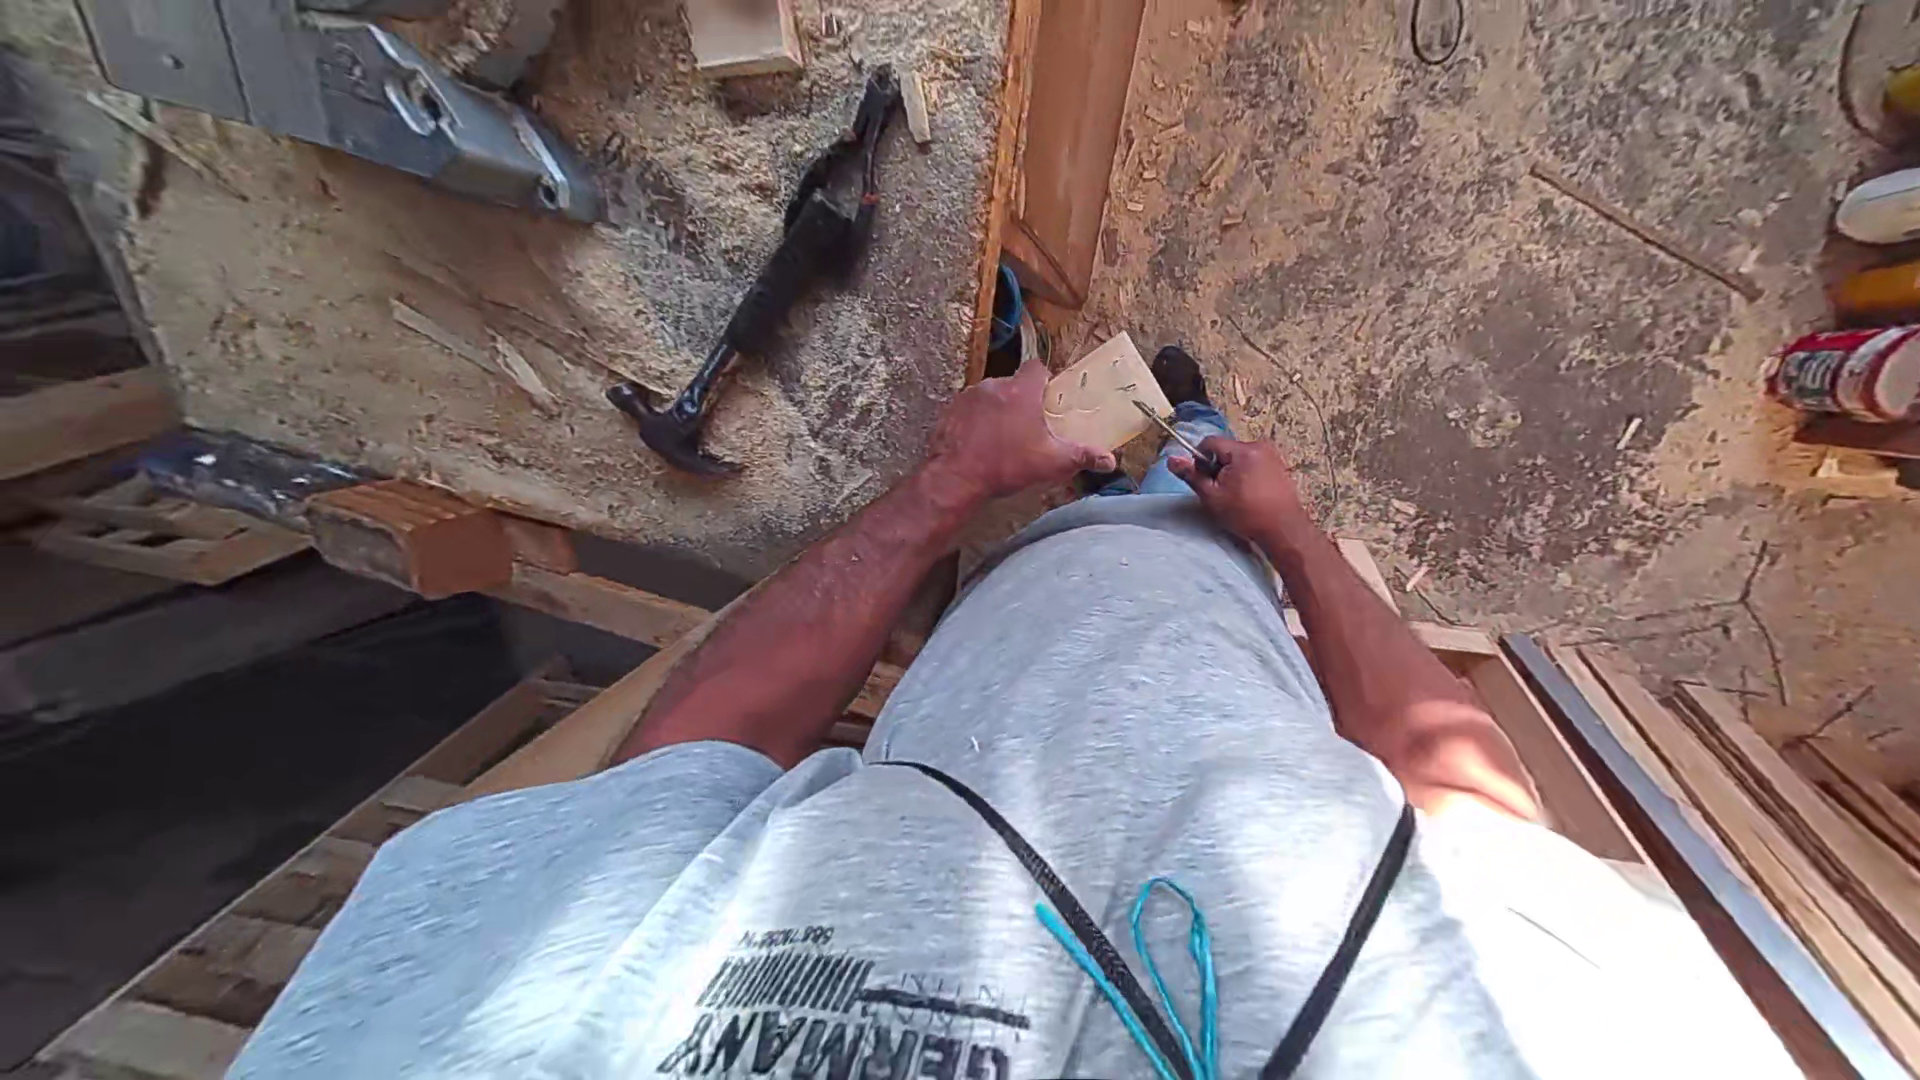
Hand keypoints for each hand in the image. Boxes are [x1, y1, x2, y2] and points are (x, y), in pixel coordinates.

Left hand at [922, 357, 1116, 502]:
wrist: (956, 478)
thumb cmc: (1005, 466)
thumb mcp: (1050, 463)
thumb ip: (1081, 457)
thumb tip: (1107, 460)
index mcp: (1021, 391)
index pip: (1037, 368)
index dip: (1044, 381)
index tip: (1047, 398)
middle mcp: (994, 386)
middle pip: (1013, 384)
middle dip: (1020, 401)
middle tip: (1026, 427)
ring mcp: (969, 396)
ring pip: (990, 396)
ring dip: (997, 410)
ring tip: (1001, 438)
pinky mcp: (950, 409)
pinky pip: (969, 409)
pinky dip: (975, 420)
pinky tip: (979, 442)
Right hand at [1168, 436, 1312, 543]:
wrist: (1282, 530)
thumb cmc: (1245, 514)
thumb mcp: (1211, 496)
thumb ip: (1191, 475)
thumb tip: (1171, 459)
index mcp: (1243, 451)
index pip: (1210, 442)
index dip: (1200, 459)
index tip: (1203, 479)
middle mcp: (1259, 446)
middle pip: (1225, 449)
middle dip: (1217, 466)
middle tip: (1218, 490)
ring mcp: (1271, 455)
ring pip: (1238, 457)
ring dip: (1230, 471)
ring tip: (1234, 494)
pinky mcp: (1278, 466)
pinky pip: (1252, 463)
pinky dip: (1244, 474)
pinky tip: (1247, 494)